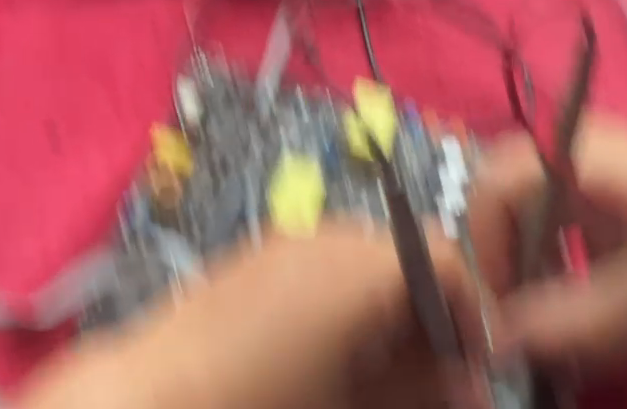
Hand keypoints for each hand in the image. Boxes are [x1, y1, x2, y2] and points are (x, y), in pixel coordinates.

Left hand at [18, 222, 484, 408]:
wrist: (153, 393)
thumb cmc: (263, 402)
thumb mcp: (355, 402)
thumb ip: (418, 388)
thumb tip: (468, 383)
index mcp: (355, 265)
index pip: (441, 254)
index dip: (470, 305)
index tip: (473, 361)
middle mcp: (324, 236)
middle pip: (404, 249)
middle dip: (429, 305)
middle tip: (433, 370)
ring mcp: (286, 239)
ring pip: (364, 252)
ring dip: (389, 298)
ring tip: (383, 362)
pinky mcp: (258, 252)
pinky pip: (323, 257)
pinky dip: (347, 291)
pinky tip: (333, 345)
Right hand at [466, 118, 626, 408]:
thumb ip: (563, 324)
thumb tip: (492, 340)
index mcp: (594, 154)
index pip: (501, 176)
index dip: (487, 236)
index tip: (500, 299)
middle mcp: (583, 142)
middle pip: (502, 178)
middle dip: (496, 241)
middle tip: (511, 301)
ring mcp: (591, 159)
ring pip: (517, 193)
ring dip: (515, 247)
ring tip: (535, 301)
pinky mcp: (599, 184)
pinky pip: (542, 205)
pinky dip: (538, 246)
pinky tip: (560, 285)